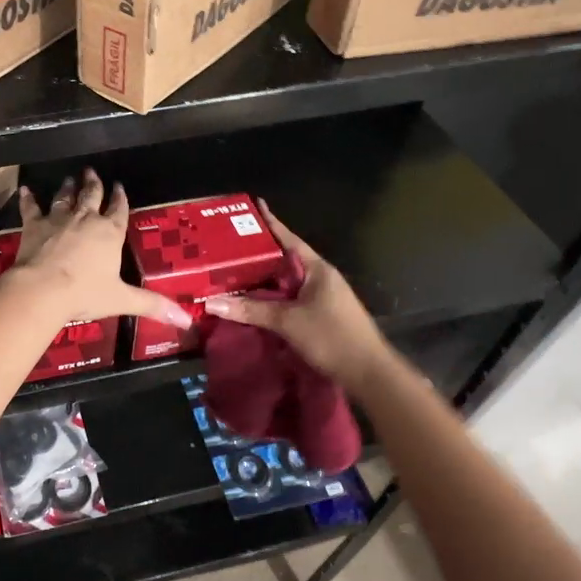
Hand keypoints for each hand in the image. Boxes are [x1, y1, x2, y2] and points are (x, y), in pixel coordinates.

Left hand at [10, 169, 191, 328]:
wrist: (44, 288)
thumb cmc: (85, 293)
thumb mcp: (122, 299)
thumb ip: (152, 305)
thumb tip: (186, 319)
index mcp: (110, 233)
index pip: (119, 210)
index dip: (120, 199)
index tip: (119, 186)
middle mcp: (86, 219)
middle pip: (91, 196)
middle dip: (93, 183)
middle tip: (91, 172)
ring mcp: (58, 219)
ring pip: (65, 197)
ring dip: (67, 188)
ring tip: (70, 179)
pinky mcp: (34, 225)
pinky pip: (31, 207)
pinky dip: (29, 199)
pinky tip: (26, 190)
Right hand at [205, 201, 394, 394]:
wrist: (369, 374)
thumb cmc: (332, 337)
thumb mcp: (287, 321)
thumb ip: (250, 310)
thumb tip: (211, 302)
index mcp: (318, 269)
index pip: (289, 239)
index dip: (271, 223)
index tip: (254, 206)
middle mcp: (322, 278)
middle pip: (286, 260)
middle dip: (260, 253)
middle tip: (230, 245)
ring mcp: (324, 298)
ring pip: (288, 281)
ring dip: (266, 279)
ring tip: (235, 272)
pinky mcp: (322, 316)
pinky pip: (291, 298)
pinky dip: (273, 297)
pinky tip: (255, 302)